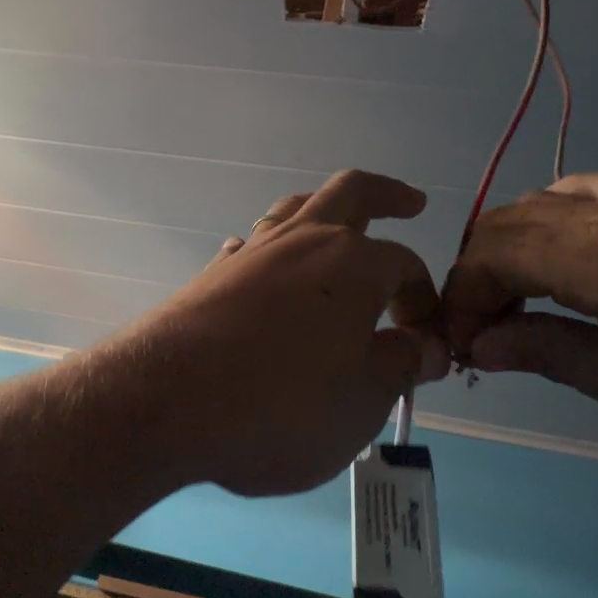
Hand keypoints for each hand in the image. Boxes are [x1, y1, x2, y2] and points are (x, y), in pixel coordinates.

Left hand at [120, 170, 450, 497]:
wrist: (171, 398)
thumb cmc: (284, 404)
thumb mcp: (363, 400)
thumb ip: (400, 364)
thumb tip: (424, 344)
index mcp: (353, 263)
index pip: (404, 265)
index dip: (423, 297)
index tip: (426, 340)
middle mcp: (304, 241)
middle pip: (350, 193)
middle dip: (385, 193)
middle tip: (410, 202)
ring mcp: (254, 252)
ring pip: (295, 209)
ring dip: (324, 210)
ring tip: (339, 226)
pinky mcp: (214, 273)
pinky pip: (252, 245)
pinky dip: (271, 250)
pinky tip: (268, 270)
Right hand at [440, 172, 597, 499]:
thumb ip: (554, 354)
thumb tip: (481, 342)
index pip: (493, 256)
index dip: (459, 300)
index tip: (455, 352)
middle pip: (508, 223)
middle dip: (474, 275)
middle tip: (476, 338)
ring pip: (542, 204)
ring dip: (508, 248)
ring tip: (511, 306)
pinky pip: (590, 196)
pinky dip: (552, 219)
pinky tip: (561, 254)